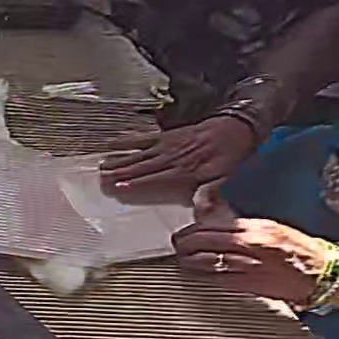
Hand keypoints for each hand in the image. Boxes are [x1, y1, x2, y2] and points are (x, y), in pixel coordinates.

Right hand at [101, 117, 256, 190]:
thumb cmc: (229, 158)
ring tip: (101, 167)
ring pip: (138, 154)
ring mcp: (166, 146)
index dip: (136, 183)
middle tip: (101, 180)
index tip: (118, 187)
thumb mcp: (225, 178)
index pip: (155, 180)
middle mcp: (173, 158)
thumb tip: (203, 209)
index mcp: (186, 172)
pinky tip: (111, 145)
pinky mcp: (164, 136)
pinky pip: (141, 139)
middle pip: (141, 167)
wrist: (237, 129)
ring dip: (118, 161)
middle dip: (120, 173)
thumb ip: (210, 193)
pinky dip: (125, 142)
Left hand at [170, 186, 335, 304]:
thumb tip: (208, 214)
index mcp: (254, 227)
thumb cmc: (296, 249)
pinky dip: (203, 275)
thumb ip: (238, 223)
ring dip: (188, 260)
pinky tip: (199, 274)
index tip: (183, 234)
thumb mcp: (269, 227)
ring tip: (184, 259)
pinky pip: (214, 278)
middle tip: (178, 246)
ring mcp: (246, 265)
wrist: (323, 274)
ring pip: (203, 261)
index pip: (209, 225)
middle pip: (201, 241)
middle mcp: (249, 244)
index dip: (190, 230)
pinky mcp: (247, 284)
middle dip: (183, 244)